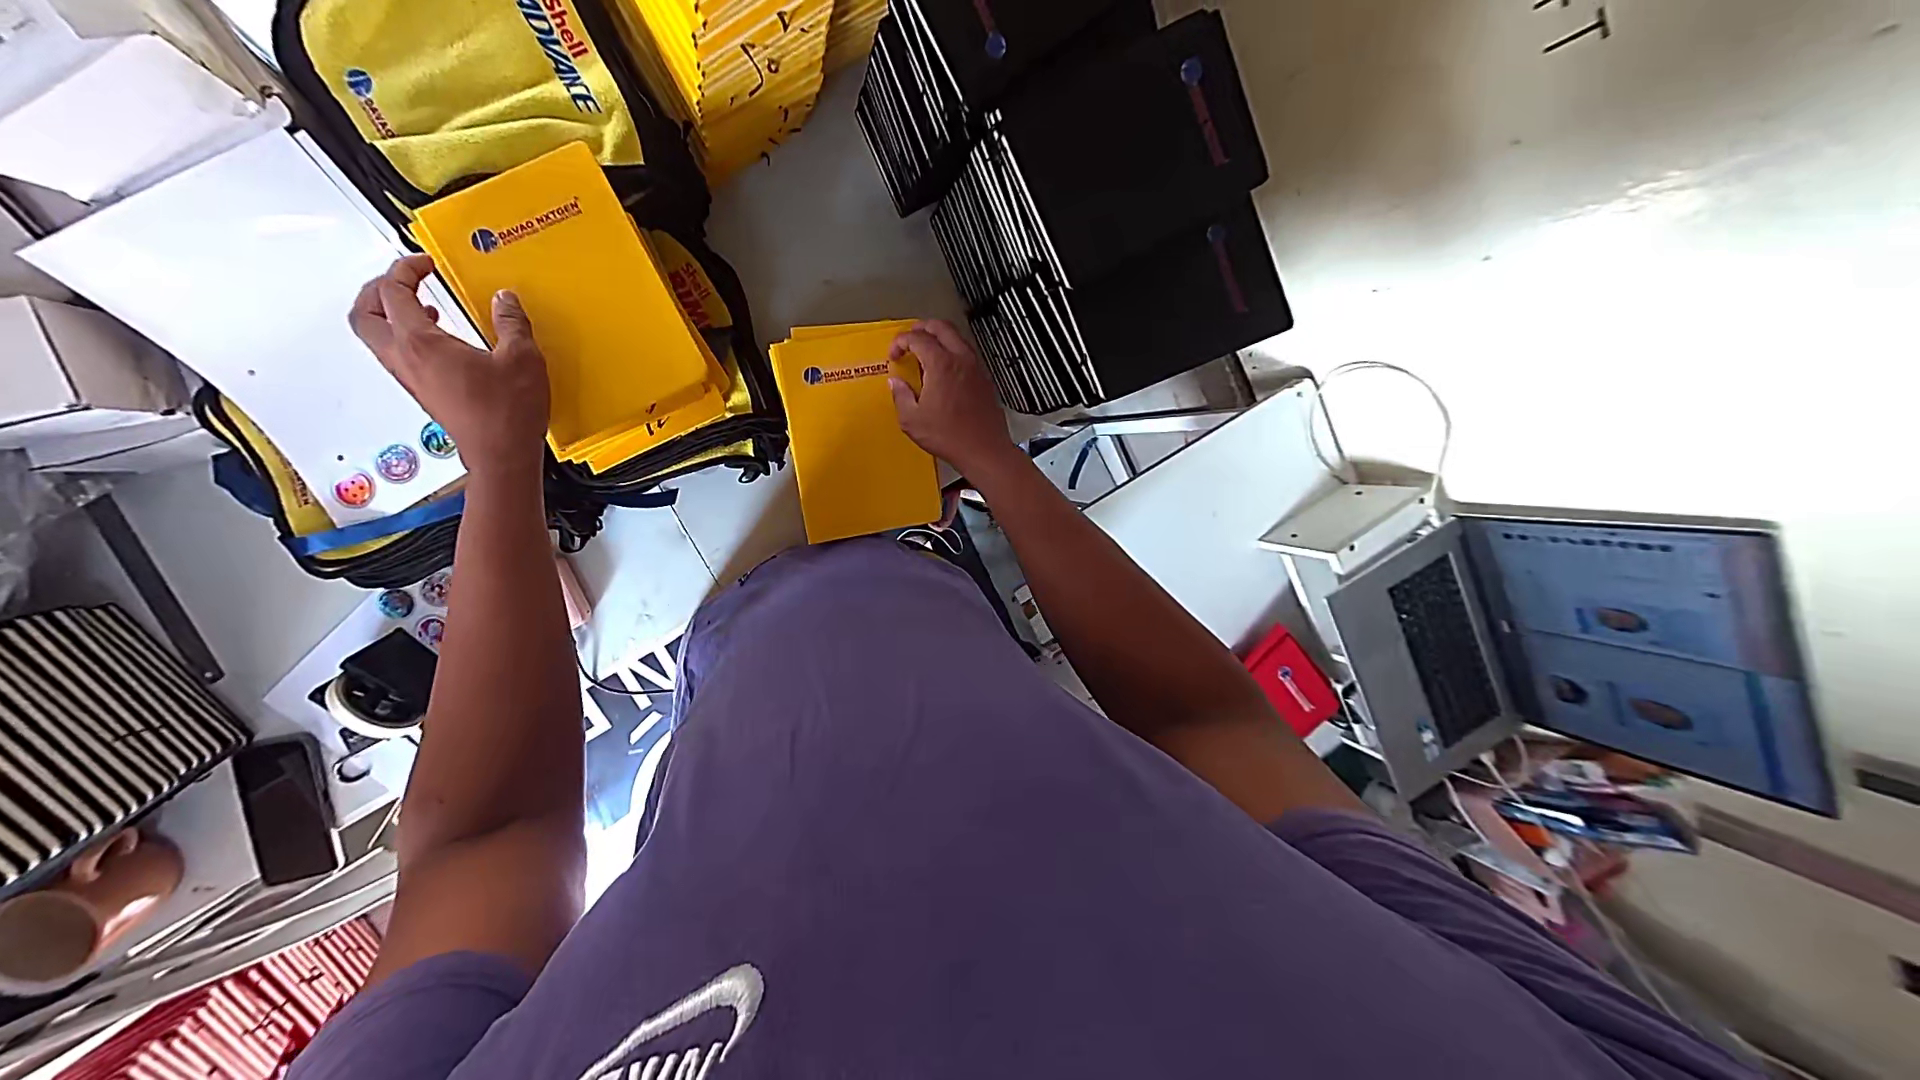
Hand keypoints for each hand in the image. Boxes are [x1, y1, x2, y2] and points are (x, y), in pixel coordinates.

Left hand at [349, 255, 549, 477]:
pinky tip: (439, 342)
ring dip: (389, 316)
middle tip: (403, 281)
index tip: (424, 264)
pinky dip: (406, 339)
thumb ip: (512, 323)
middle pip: (364, 313)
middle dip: (378, 290)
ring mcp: (412, 379)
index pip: (392, 291)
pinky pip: (397, 356)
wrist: (503, 454)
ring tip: (420, 308)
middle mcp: (406, 360)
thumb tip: (505, 302)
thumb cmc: (507, 414)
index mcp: (422, 343)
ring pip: (375, 337)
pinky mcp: (424, 394)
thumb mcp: (522, 358)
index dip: (406, 269)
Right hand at [889, 319, 1018, 477]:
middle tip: (909, 339)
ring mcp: (976, 368)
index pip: (917, 338)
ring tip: (925, 353)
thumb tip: (897, 384)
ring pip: (957, 338)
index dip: (900, 342)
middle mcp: (961, 360)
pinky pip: (966, 354)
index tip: (894, 354)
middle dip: (921, 328)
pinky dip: (952, 352)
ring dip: (939, 338)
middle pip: (941, 327)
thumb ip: (900, 396)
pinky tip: (944, 370)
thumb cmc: (951, 437)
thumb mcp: (912, 420)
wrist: (984, 450)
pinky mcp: (984, 379)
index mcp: (941, 364)